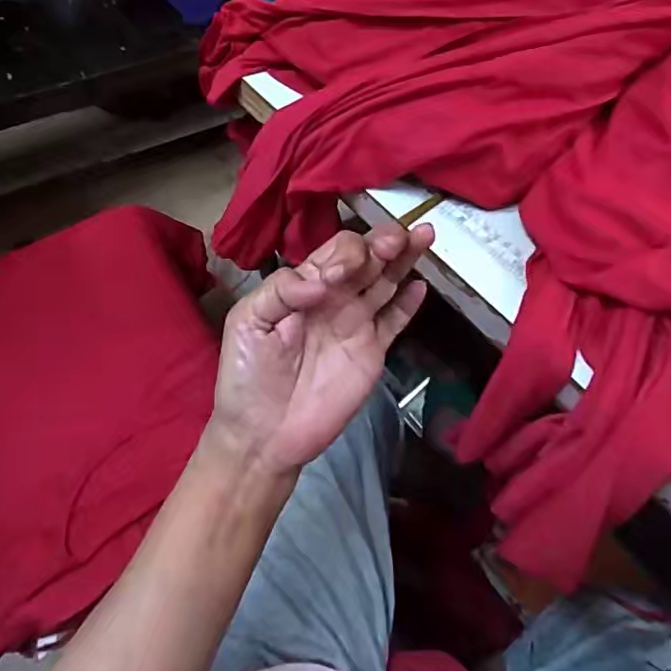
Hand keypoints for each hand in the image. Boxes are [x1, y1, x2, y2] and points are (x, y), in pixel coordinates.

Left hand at [209, 222, 433, 474]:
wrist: (263, 435)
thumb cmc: (247, 375)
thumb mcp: (248, 321)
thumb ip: (281, 290)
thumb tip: (322, 282)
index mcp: (305, 283)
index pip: (335, 251)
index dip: (345, 253)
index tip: (338, 275)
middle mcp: (335, 297)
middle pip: (367, 258)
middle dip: (384, 242)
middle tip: (399, 237)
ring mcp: (356, 323)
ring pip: (386, 281)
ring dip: (404, 258)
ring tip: (423, 235)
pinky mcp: (372, 351)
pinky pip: (395, 321)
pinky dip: (409, 303)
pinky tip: (421, 286)